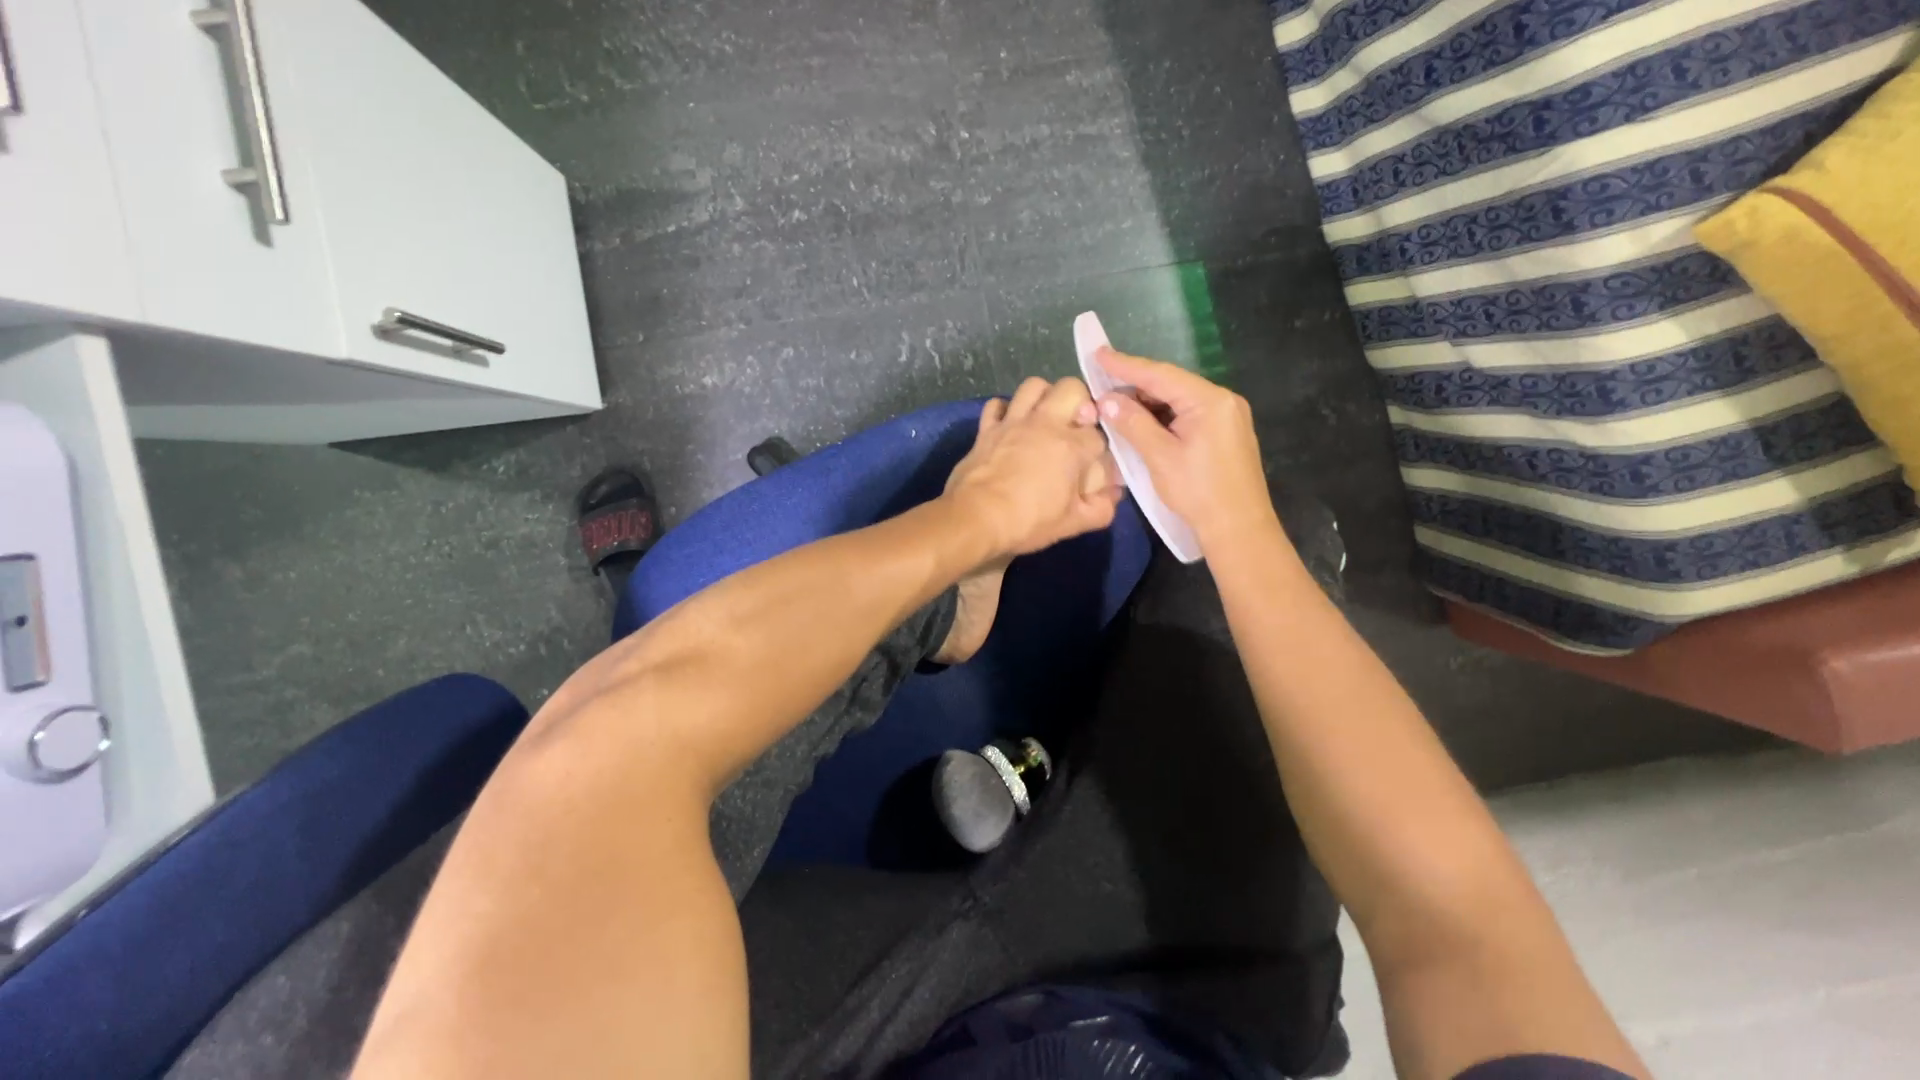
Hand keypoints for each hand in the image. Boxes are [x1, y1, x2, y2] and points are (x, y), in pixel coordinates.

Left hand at [944, 377, 1121, 559]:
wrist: (976, 519)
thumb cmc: (1028, 521)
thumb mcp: (1073, 524)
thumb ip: (1101, 508)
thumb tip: (1113, 495)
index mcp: (1071, 445)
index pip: (1099, 434)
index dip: (1101, 448)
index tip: (1095, 462)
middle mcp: (1045, 423)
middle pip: (1071, 388)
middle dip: (1080, 401)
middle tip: (1077, 423)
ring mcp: (1013, 422)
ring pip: (1034, 386)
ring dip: (1044, 396)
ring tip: (1046, 415)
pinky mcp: (987, 428)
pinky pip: (997, 404)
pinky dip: (1005, 409)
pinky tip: (1011, 424)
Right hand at [1092, 347, 1280, 554]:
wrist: (1239, 529)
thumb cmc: (1199, 492)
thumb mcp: (1160, 457)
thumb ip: (1133, 424)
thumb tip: (1107, 400)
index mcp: (1210, 401)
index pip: (1160, 375)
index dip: (1126, 365)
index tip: (1099, 353)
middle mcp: (1223, 400)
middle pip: (1172, 384)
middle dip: (1136, 386)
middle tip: (1101, 385)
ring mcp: (1228, 416)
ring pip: (1179, 400)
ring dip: (1148, 403)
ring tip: (1116, 405)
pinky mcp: (1226, 433)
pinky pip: (1190, 414)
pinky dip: (1164, 416)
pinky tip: (1143, 423)